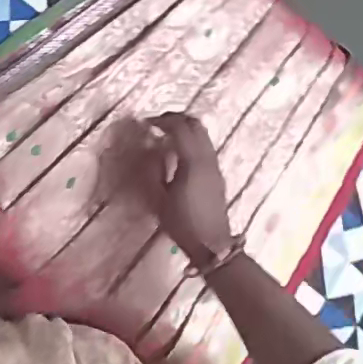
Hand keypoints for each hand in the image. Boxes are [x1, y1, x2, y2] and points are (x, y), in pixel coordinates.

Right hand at [146, 113, 234, 265]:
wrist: (212, 245)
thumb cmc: (183, 224)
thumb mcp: (160, 199)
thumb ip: (155, 170)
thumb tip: (151, 150)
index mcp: (193, 162)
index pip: (179, 128)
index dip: (161, 121)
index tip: (145, 123)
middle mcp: (207, 158)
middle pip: (195, 124)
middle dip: (175, 118)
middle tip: (156, 123)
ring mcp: (215, 165)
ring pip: (202, 133)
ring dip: (184, 128)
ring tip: (165, 135)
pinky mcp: (217, 173)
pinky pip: (204, 145)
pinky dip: (190, 139)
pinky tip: (177, 152)